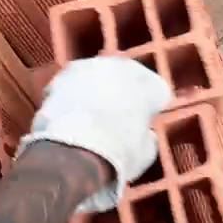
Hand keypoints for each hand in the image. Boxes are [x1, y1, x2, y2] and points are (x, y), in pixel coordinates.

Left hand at [19, 57, 170, 212]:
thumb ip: (147, 135)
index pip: (158, 91)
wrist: (73, 154)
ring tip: (89, 115)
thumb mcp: (145, 153)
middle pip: (128, 77)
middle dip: (124, 93)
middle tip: (116, 117)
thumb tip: (143, 133)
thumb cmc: (117, 156)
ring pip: (99, 76)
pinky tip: (68, 115)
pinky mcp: (64, 74)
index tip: (144, 122)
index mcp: (151, 86)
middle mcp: (125, 67)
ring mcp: (93, 66)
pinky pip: (73, 83)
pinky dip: (72, 95)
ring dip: (97, 90)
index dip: (151, 108)